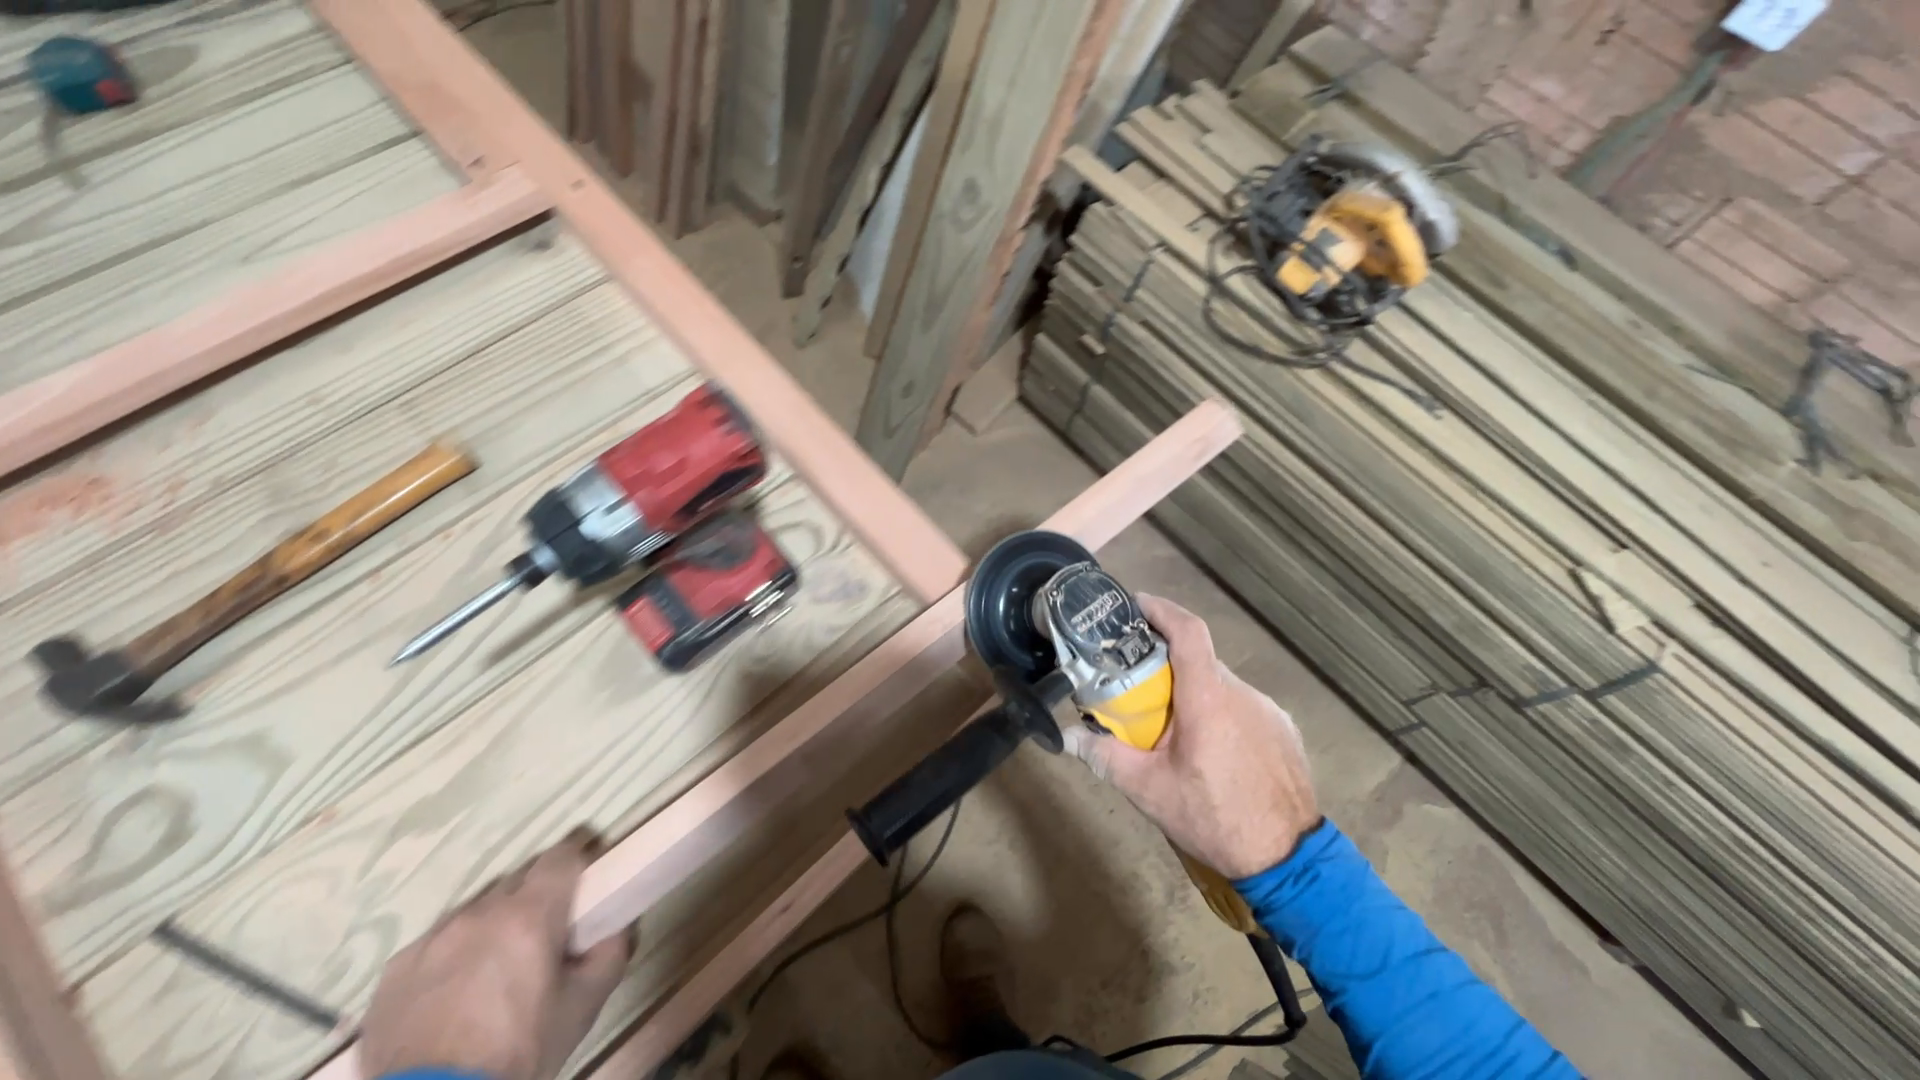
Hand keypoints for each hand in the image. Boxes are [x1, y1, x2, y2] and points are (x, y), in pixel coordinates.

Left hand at [360, 830, 633, 1079]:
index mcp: (529, 915)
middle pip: (517, 882)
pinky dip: (452, 956)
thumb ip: (609, 954)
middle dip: (535, 900)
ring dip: (492, 927)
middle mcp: (479, 912)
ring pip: (474, 911)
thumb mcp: (583, 1007)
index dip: (578, 862)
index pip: (561, 856)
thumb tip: (615, 926)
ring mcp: (432, 938)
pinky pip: (435, 944)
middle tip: (544, 938)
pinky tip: (454, 995)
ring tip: (495, 971)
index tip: (586, 883)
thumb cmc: (518, 1052)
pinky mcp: (396, 968)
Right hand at [1061, 595, 1321, 879]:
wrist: (1289, 859)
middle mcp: (1242, 694)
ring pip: (1221, 686)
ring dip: (1192, 695)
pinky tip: (1210, 752)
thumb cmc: (1214, 818)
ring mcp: (1268, 711)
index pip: (1188, 632)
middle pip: (1198, 661)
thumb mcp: (1149, 791)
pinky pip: (1243, 708)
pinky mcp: (1283, 731)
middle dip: (1164, 664)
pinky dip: (1219, 715)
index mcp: (1208, 699)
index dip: (1161, 610)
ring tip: (1170, 729)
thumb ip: (1106, 757)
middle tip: (1135, 685)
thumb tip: (1069, 737)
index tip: (1135, 605)